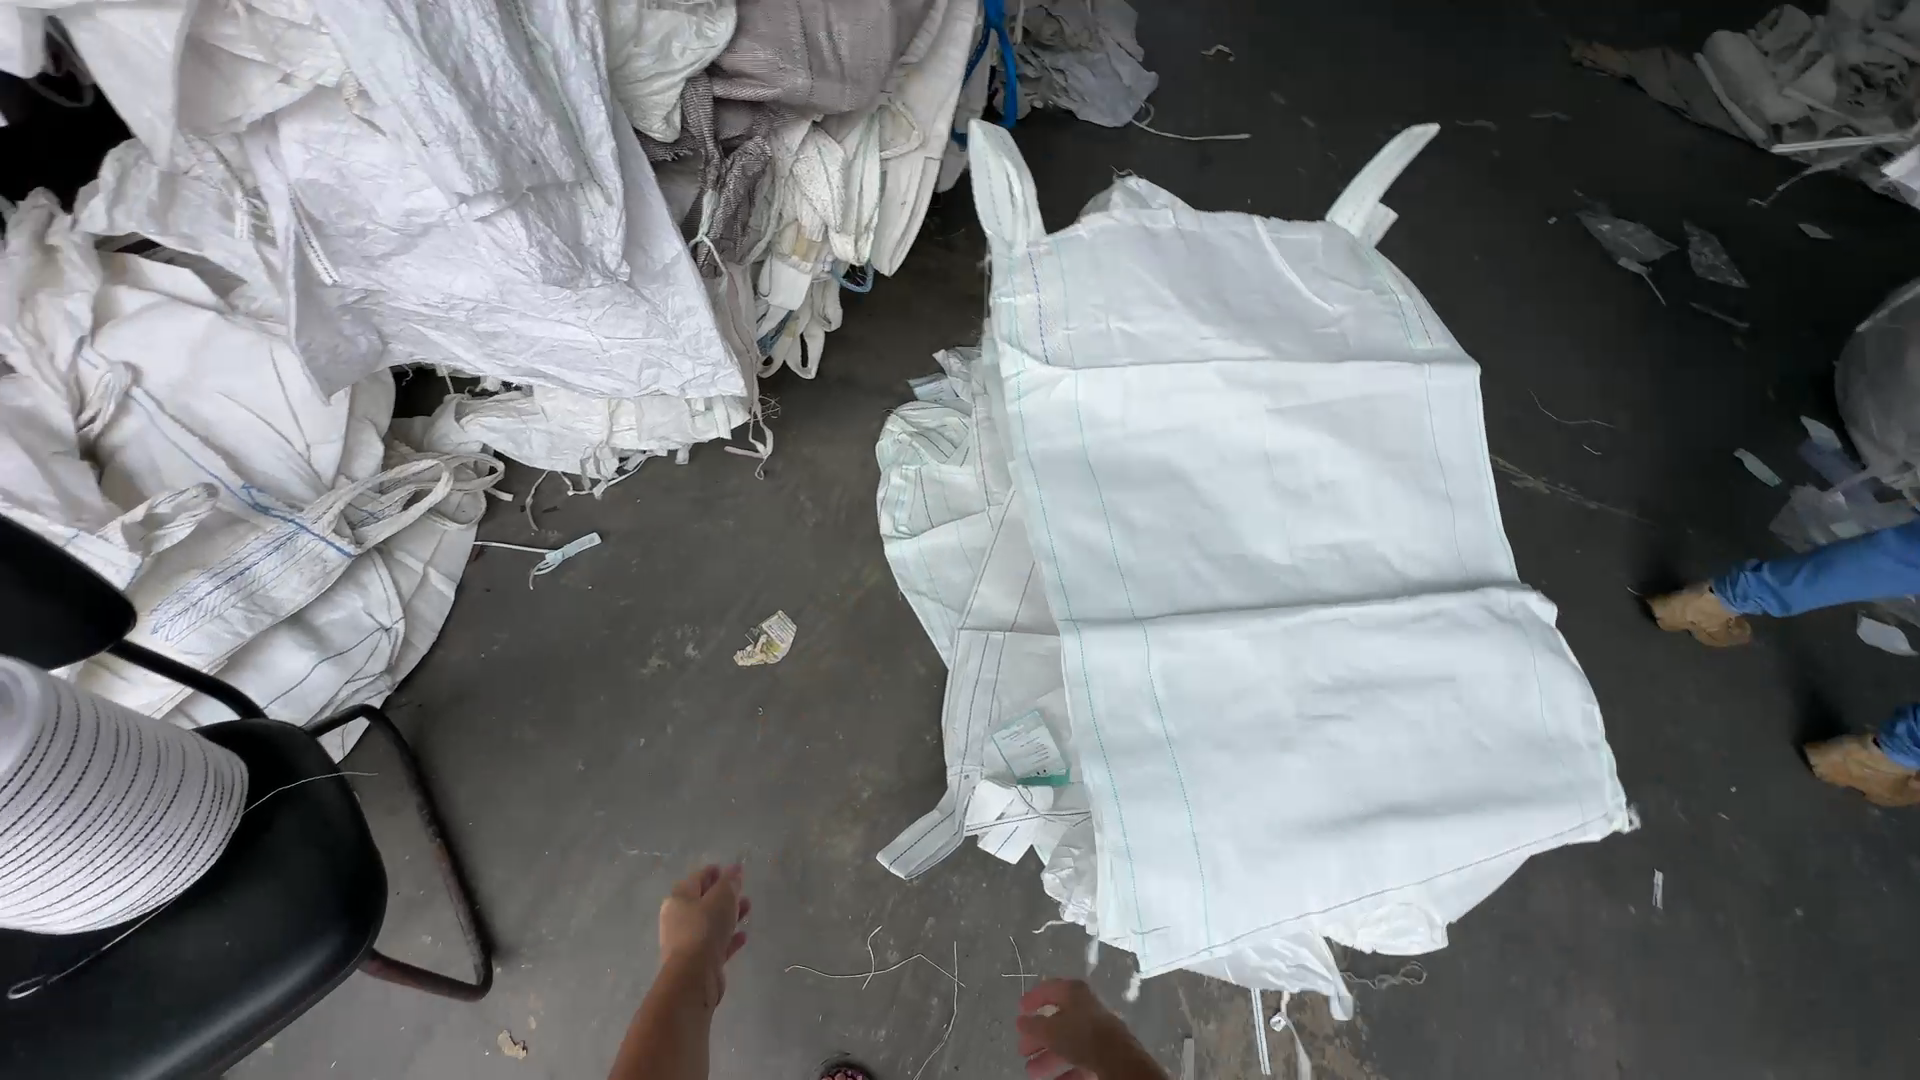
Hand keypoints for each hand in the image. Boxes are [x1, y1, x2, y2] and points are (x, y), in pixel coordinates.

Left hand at [657, 864, 749, 1007]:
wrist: (694, 976)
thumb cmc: (705, 928)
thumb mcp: (722, 897)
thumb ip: (729, 882)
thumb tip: (734, 869)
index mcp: (679, 899)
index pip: (697, 879)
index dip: (713, 873)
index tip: (730, 870)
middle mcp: (679, 919)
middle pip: (703, 902)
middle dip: (724, 895)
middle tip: (741, 890)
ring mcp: (687, 942)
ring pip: (711, 923)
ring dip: (729, 915)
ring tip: (748, 908)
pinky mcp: (698, 962)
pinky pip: (716, 944)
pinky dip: (729, 938)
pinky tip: (743, 936)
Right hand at [1016, 979, 1160, 1079]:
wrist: (1118, 1060)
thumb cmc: (1081, 1035)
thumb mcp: (1051, 1029)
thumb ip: (1033, 1025)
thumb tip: (1020, 1021)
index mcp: (1073, 992)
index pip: (1049, 989)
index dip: (1033, 999)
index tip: (1020, 1010)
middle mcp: (1085, 1007)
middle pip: (1056, 1020)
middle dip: (1038, 1037)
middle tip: (1022, 1050)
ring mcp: (1095, 1030)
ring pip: (1067, 1043)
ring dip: (1048, 1057)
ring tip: (1032, 1071)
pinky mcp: (1103, 1052)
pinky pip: (1080, 1059)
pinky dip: (1065, 1070)